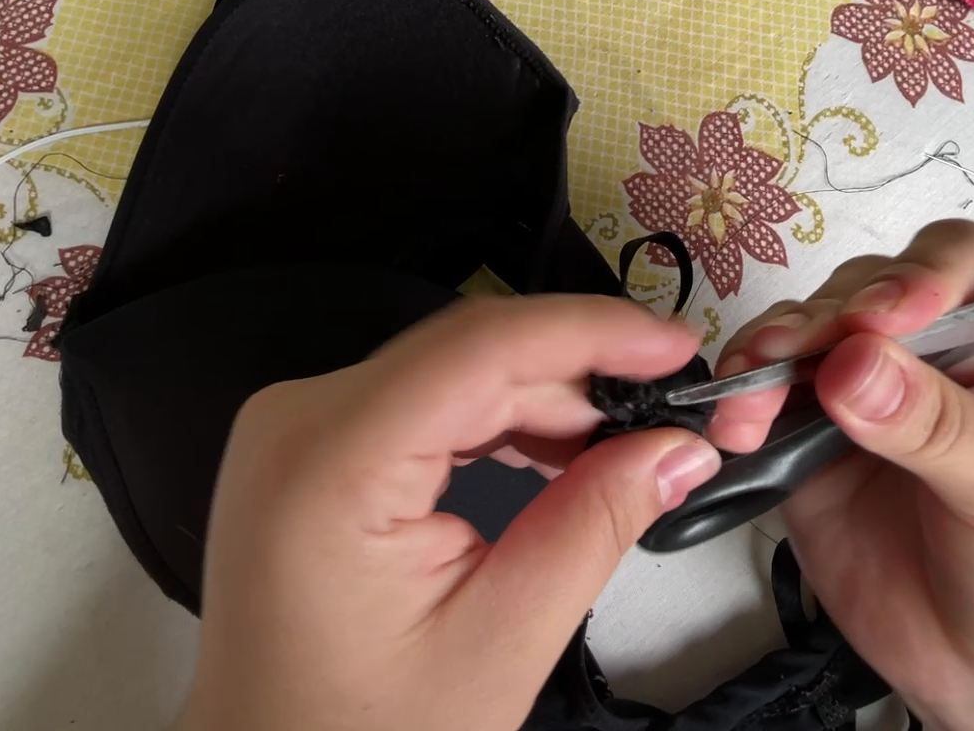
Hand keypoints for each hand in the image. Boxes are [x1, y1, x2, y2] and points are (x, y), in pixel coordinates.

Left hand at [172, 296, 722, 730]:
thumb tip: (672, 449)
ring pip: (455, 367)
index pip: (479, 348)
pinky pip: (429, 395)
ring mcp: (305, 420)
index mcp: (327, 462)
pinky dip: (499, 415)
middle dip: (578, 373)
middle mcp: (301, 416)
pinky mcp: (322, 434)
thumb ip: (594, 526)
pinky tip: (552, 447)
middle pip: (469, 353)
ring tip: (617, 441)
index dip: (587, 331)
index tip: (667, 342)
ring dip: (544, 396)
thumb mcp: (495, 643)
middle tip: (664, 403)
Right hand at [711, 220, 973, 730]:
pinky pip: (762, 397)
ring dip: (769, 351)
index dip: (924, 272)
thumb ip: (942, 426)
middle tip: (806, 355)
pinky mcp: (806, 442)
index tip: (889, 317)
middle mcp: (929, 357)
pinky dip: (740, 399)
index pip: (965, 264)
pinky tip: (736, 424)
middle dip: (826, 316)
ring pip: (800, 334)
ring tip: (753, 393)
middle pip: (861, 289)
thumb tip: (852, 364)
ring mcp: (860, 397)